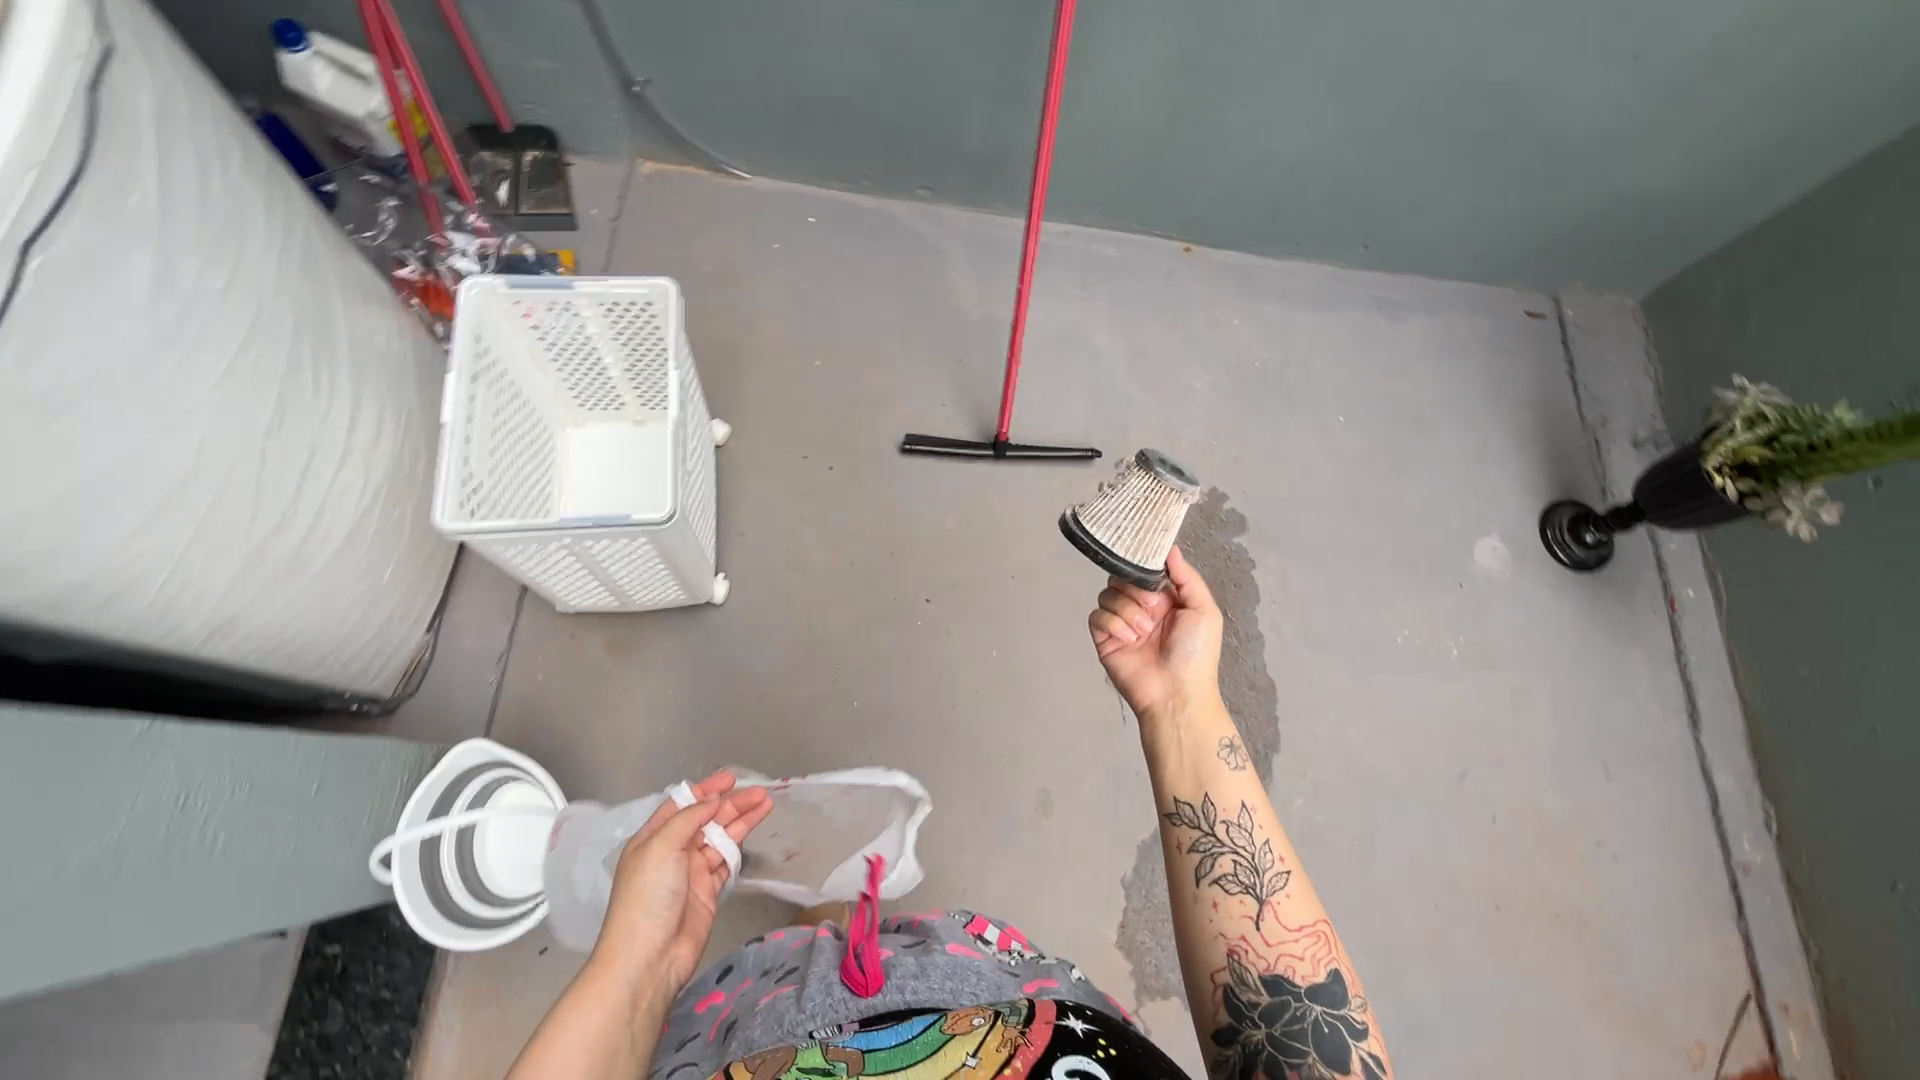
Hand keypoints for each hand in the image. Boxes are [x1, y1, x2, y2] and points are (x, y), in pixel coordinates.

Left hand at [590, 771, 772, 1002]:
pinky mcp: (708, 891)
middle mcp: (673, 851)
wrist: (650, 957)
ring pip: (721, 838)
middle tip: (760, 792)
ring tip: (766, 804)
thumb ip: (688, 819)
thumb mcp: (661, 847)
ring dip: (742, 821)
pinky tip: (753, 832)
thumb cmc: (648, 896)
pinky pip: (726, 861)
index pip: (682, 805)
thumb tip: (712, 801)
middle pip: (706, 819)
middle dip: (732, 804)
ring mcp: (691, 872)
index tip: (731, 778)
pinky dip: (739, 846)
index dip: (706, 790)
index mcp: (654, 838)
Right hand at [1088, 546, 1223, 721]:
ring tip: (1142, 631)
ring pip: (1107, 595)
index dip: (1143, 568)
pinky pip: (1097, 616)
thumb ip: (1187, 576)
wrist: (1176, 692)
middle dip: (1134, 590)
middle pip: (1121, 579)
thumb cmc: (1196, 654)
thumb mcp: (1203, 610)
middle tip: (1151, 608)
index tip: (1148, 571)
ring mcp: (1121, 623)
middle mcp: (1140, 608)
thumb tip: (1170, 549)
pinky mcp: (1104, 638)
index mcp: (1164, 600)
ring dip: (1126, 610)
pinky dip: (1113, 624)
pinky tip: (1129, 639)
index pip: (1143, 570)